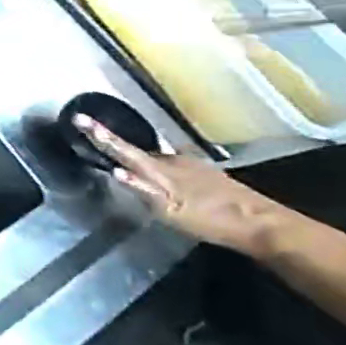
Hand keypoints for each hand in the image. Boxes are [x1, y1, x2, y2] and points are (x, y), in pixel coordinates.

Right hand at [75, 115, 292, 254]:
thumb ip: (141, 189)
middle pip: (139, 151)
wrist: (266, 226)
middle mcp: (175, 162)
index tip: (78, 118)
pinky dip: (164, 168)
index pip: (123, 150)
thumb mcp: (170, 211)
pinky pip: (177, 166)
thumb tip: (114, 170)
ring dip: (141, 158)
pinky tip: (166, 177)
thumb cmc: (212, 219)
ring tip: (130, 163)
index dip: (100, 135)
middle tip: (96, 136)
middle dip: (116, 144)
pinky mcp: (211, 177)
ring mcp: (195, 168)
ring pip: (159, 159)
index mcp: (161, 170)